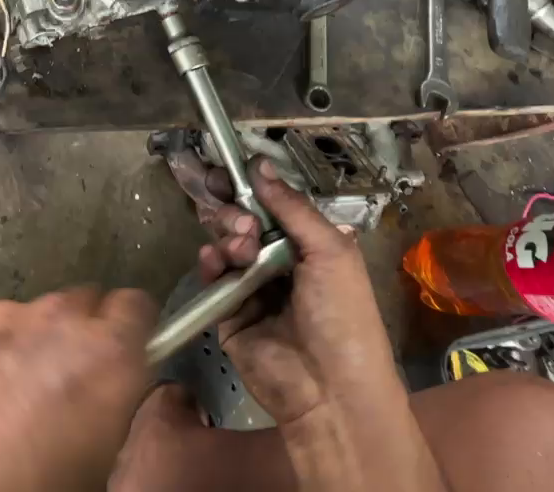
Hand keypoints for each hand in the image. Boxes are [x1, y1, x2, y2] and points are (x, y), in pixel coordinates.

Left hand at [0, 287, 156, 491]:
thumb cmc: (26, 490)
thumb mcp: (98, 468)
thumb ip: (117, 410)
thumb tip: (120, 397)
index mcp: (106, 355)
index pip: (140, 306)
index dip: (136, 332)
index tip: (129, 359)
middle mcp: (55, 321)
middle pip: (85, 303)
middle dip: (84, 334)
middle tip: (71, 386)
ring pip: (34, 312)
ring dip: (35, 340)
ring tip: (15, 396)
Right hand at [197, 160, 392, 430]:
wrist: (330, 391)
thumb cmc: (342, 316)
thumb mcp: (330, 252)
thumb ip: (292, 207)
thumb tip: (259, 163)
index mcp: (309, 245)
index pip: (273, 205)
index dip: (250, 187)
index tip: (227, 170)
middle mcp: (279, 261)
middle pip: (244, 220)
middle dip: (236, 211)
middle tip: (243, 223)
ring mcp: (252, 286)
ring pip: (226, 242)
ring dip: (227, 234)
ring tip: (240, 247)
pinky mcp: (229, 310)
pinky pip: (213, 275)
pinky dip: (210, 262)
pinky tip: (216, 260)